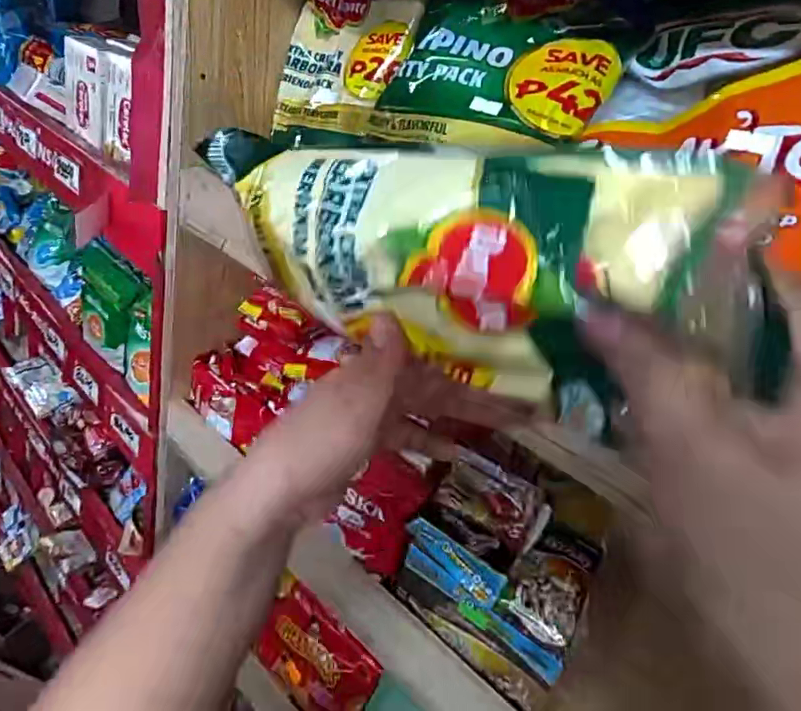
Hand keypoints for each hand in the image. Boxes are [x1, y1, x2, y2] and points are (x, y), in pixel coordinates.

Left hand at [235, 315, 525, 531]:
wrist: (280, 491)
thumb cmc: (321, 441)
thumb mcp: (355, 400)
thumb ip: (380, 361)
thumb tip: (388, 309)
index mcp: (373, 371)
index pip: (429, 361)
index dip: (466, 364)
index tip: (504, 368)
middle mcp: (373, 386)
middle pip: (431, 386)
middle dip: (473, 394)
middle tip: (520, 406)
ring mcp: (369, 415)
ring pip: (422, 410)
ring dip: (457, 415)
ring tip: (499, 424)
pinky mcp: (364, 444)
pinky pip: (405, 436)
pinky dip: (427, 439)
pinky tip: (452, 449)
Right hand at [579, 276, 800, 695]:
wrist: (767, 638)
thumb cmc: (738, 536)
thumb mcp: (683, 439)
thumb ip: (641, 362)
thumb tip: (591, 305)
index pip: (798, 296)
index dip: (739, 259)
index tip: (675, 237)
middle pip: (779, 322)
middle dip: (711, 294)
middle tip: (650, 270)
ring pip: (762, 355)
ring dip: (705, 331)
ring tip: (647, 306)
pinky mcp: (800, 450)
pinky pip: (753, 386)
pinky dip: (709, 367)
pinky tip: (662, 362)